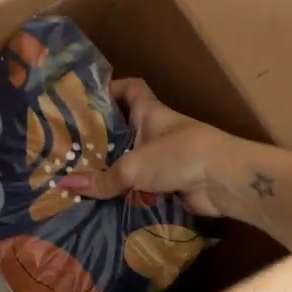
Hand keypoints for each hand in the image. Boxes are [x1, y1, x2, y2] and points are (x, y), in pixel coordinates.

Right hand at [59, 79, 263, 221]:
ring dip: (111, 170)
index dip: (111, 89)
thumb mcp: (134, 166)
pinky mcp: (171, 184)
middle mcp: (158, 132)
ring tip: (79, 177)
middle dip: (101, 137)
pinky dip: (125, 194)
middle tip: (69, 147)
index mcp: (151, 113)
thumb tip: (66, 184)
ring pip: (132, 160)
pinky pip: (141, 187)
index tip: (86, 98)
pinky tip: (102, 202)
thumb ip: (102, 179)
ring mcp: (166, 158)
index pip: (131, 89)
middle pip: (125, 128)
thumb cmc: (180, 156)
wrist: (225, 182)